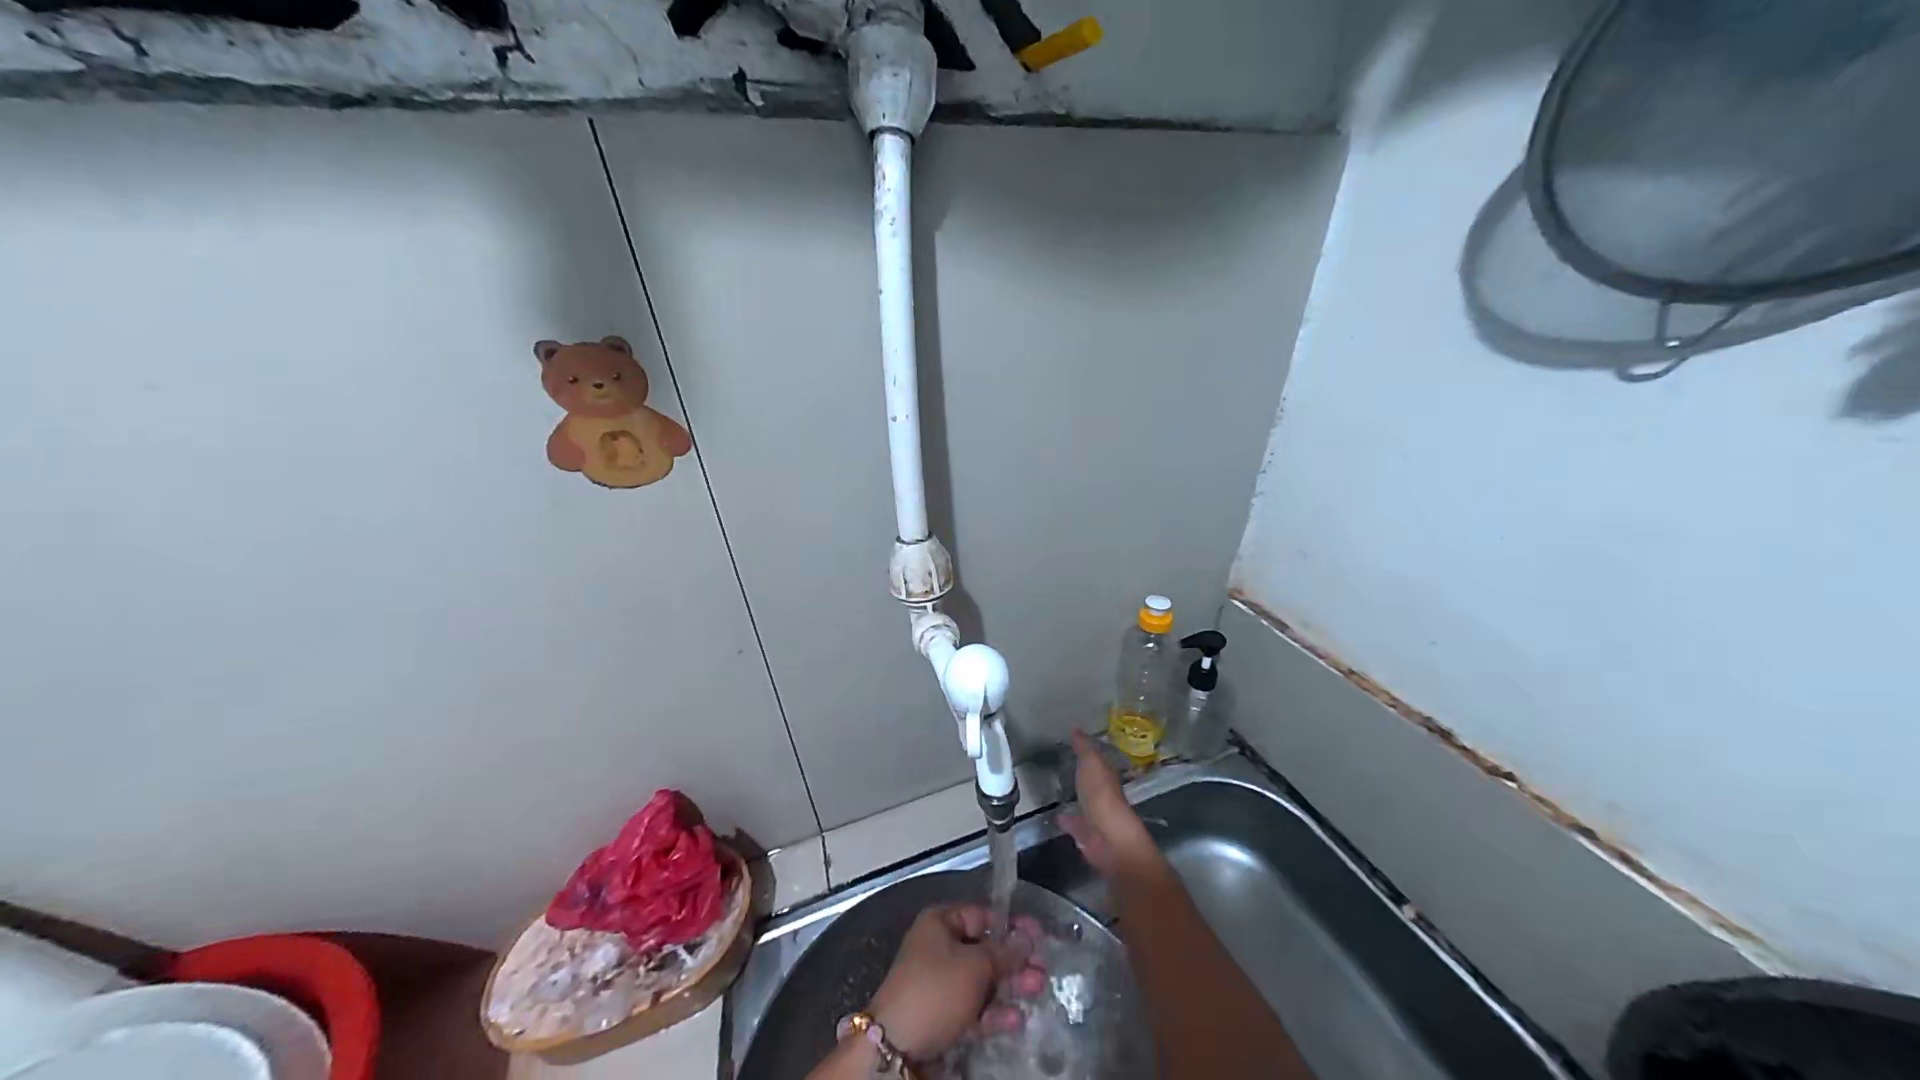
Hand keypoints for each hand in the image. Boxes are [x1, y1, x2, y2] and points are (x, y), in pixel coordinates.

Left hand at [867, 904, 1043, 1058]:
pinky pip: (974, 1006)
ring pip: (983, 979)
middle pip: (986, 948)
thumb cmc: (936, 990)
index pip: (983, 915)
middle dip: (1015, 960)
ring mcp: (941, 982)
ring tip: (1036, 990)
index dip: (1012, 924)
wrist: (897, 1045)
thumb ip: (1005, 953)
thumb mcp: (975, 966)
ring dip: (1010, 986)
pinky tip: (1015, 1019)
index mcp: (941, 923)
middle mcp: (940, 947)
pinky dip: (994, 1012)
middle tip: (1043, 970)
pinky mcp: (944, 1013)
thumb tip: (1027, 939)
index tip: (1039, 935)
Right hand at [1059, 730, 1159, 878]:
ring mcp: (1096, 818)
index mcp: (1107, 777)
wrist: (1109, 839)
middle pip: (1092, 784)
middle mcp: (1104, 797)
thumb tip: (1076, 728)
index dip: (1089, 753)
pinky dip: (1066, 820)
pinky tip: (1056, 816)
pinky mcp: (1087, 837)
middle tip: (1065, 767)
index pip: (1099, 762)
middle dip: (1082, 778)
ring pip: (1084, 805)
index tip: (1075, 744)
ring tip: (1058, 791)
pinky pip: (1074, 825)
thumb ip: (1084, 748)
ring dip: (1075, 799)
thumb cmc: (1102, 796)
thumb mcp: (1092, 764)